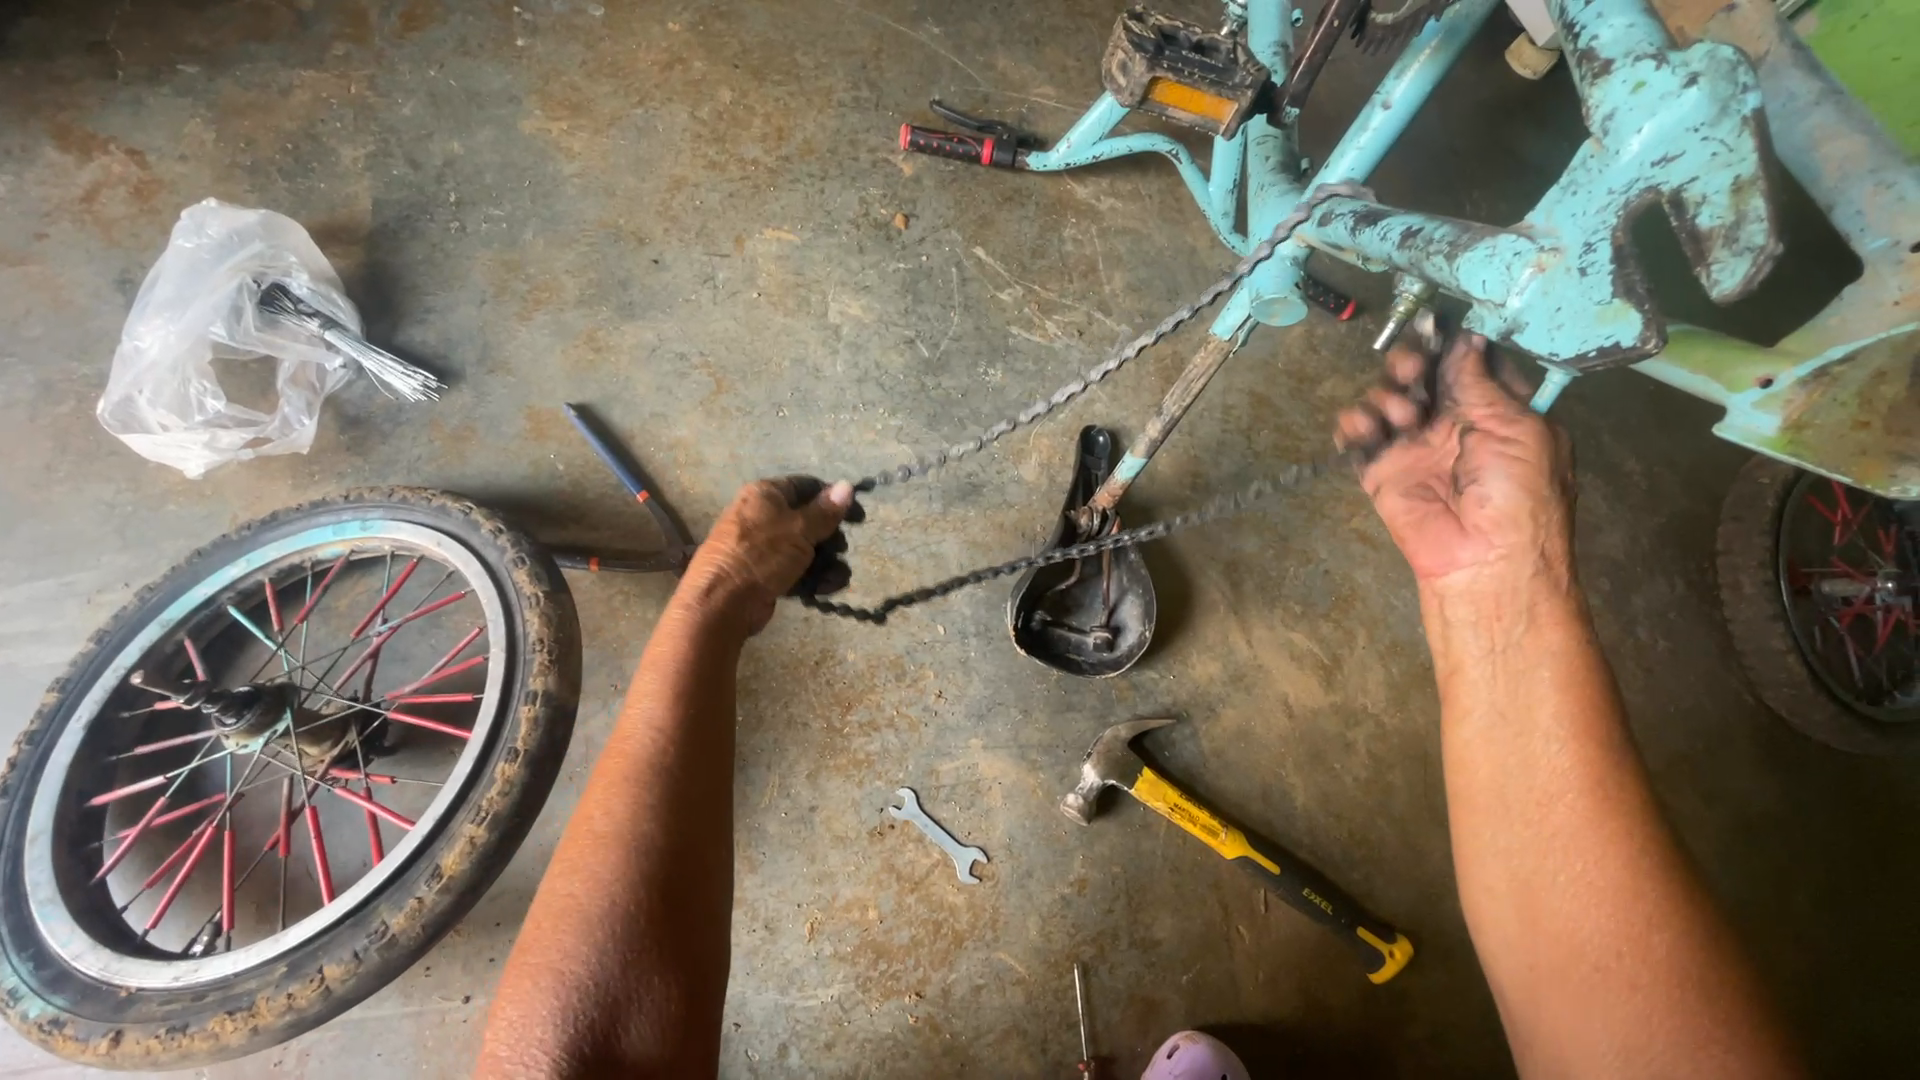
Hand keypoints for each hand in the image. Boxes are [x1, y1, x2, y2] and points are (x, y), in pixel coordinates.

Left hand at [680, 476, 853, 634]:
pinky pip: (794, 570)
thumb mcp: (799, 529)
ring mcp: (761, 547)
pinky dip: (812, 578)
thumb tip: (847, 486)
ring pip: (804, 549)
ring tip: (838, 578)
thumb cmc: (761, 554)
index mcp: (765, 494)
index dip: (833, 500)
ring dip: (826, 563)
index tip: (857, 518)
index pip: (806, 487)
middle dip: (830, 538)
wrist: (721, 602)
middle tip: (842, 551)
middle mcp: (762, 516)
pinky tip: (826, 589)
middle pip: (807, 521)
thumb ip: (825, 511)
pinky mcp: (763, 574)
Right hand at [1334, 333, 1574, 597]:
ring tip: (1398, 413)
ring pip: (1386, 402)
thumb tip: (1465, 339)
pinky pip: (1358, 439)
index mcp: (1496, 412)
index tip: (1435, 325)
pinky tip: (1362, 426)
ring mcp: (1413, 448)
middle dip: (1410, 365)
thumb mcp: (1516, 428)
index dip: (1451, 345)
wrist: (1483, 557)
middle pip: (1421, 378)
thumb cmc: (1518, 492)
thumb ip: (1481, 383)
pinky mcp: (1380, 471)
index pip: (1468, 365)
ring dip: (1386, 396)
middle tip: (1408, 367)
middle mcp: (1452, 425)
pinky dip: (1353, 426)